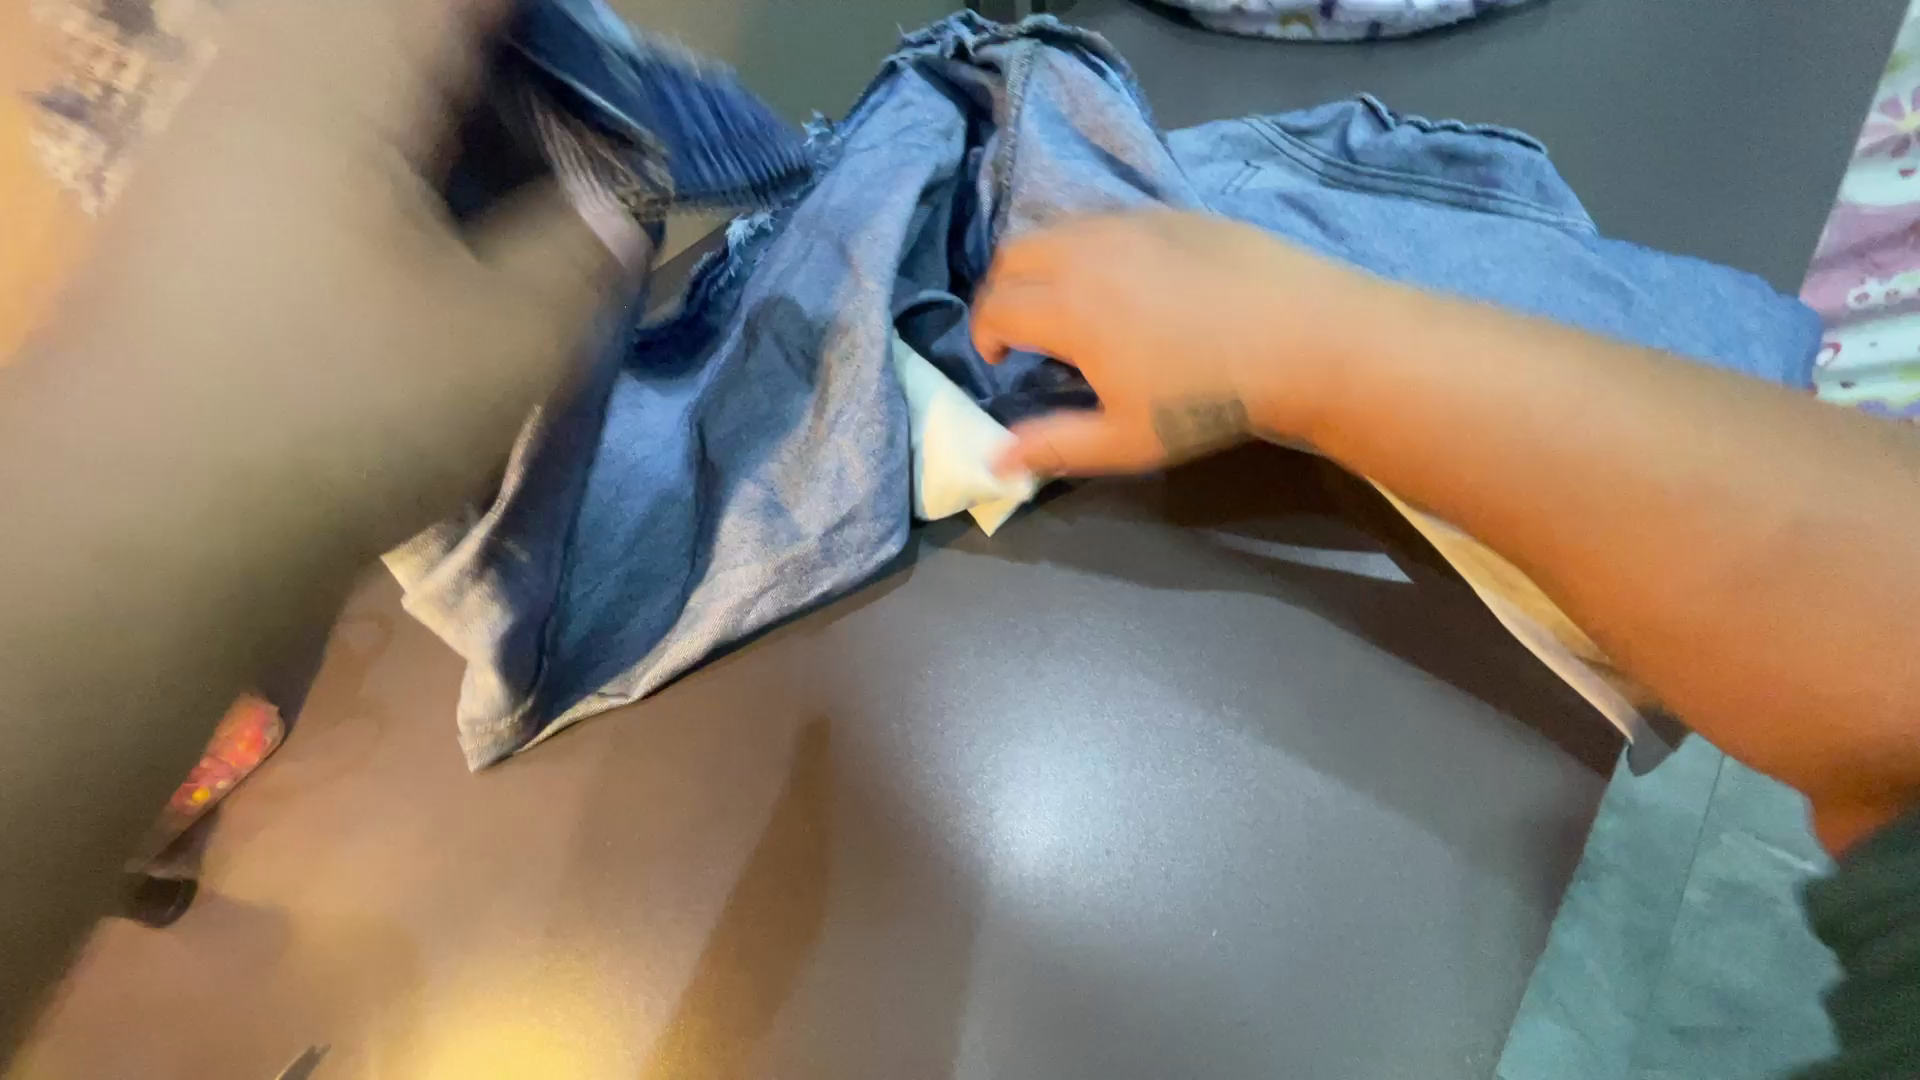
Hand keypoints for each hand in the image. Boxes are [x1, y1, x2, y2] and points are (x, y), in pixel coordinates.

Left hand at [30, 0, 640, 558]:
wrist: (165, 518)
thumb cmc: (357, 410)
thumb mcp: (513, 339)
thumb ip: (580, 254)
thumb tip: (621, 206)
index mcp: (335, 100)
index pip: (441, 4)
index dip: (526, 14)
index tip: (586, 33)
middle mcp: (254, 98)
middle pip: (375, 23)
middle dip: (476, 44)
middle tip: (556, 95)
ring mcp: (210, 155)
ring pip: (333, 75)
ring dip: (429, 94)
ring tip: (506, 142)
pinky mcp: (201, 216)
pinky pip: (304, 130)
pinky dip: (384, 141)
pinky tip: (427, 201)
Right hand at [970, 211, 1391, 475]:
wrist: (1307, 340)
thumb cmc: (1206, 398)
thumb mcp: (1124, 439)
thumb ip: (1052, 446)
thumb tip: (994, 460)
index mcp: (1068, 306)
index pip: (995, 307)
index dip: (982, 335)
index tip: (997, 362)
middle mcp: (1087, 250)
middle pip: (1013, 255)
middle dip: (1001, 293)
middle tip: (1019, 332)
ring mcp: (1132, 223)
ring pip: (1058, 231)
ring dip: (1041, 267)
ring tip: (1067, 308)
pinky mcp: (1171, 212)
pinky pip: (1104, 223)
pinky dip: (1086, 251)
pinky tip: (1124, 285)